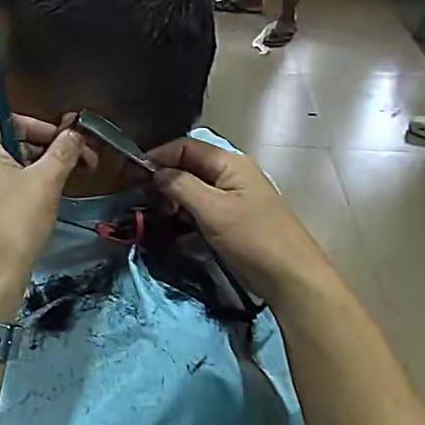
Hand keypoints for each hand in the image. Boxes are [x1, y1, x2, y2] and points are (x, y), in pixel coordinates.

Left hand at [0, 115, 92, 321]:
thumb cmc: (17, 222)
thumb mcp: (46, 182)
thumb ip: (63, 151)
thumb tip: (78, 131)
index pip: (11, 119)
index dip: (41, 124)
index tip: (67, 140)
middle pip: (18, 140)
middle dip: (52, 146)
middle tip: (84, 159)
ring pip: (20, 162)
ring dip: (49, 164)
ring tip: (76, 175)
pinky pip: (16, 182)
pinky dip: (38, 181)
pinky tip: (57, 192)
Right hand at [148, 138, 336, 311]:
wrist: (292, 278)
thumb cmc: (253, 239)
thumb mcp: (213, 211)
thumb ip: (181, 186)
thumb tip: (156, 172)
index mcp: (230, 163)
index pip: (185, 147)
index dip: (158, 156)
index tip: (132, 174)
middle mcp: (233, 173)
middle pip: (190, 165)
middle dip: (165, 177)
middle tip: (143, 197)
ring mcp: (236, 195)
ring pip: (196, 186)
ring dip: (175, 196)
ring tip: (159, 214)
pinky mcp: (235, 217)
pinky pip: (205, 205)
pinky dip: (188, 211)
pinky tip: (178, 225)